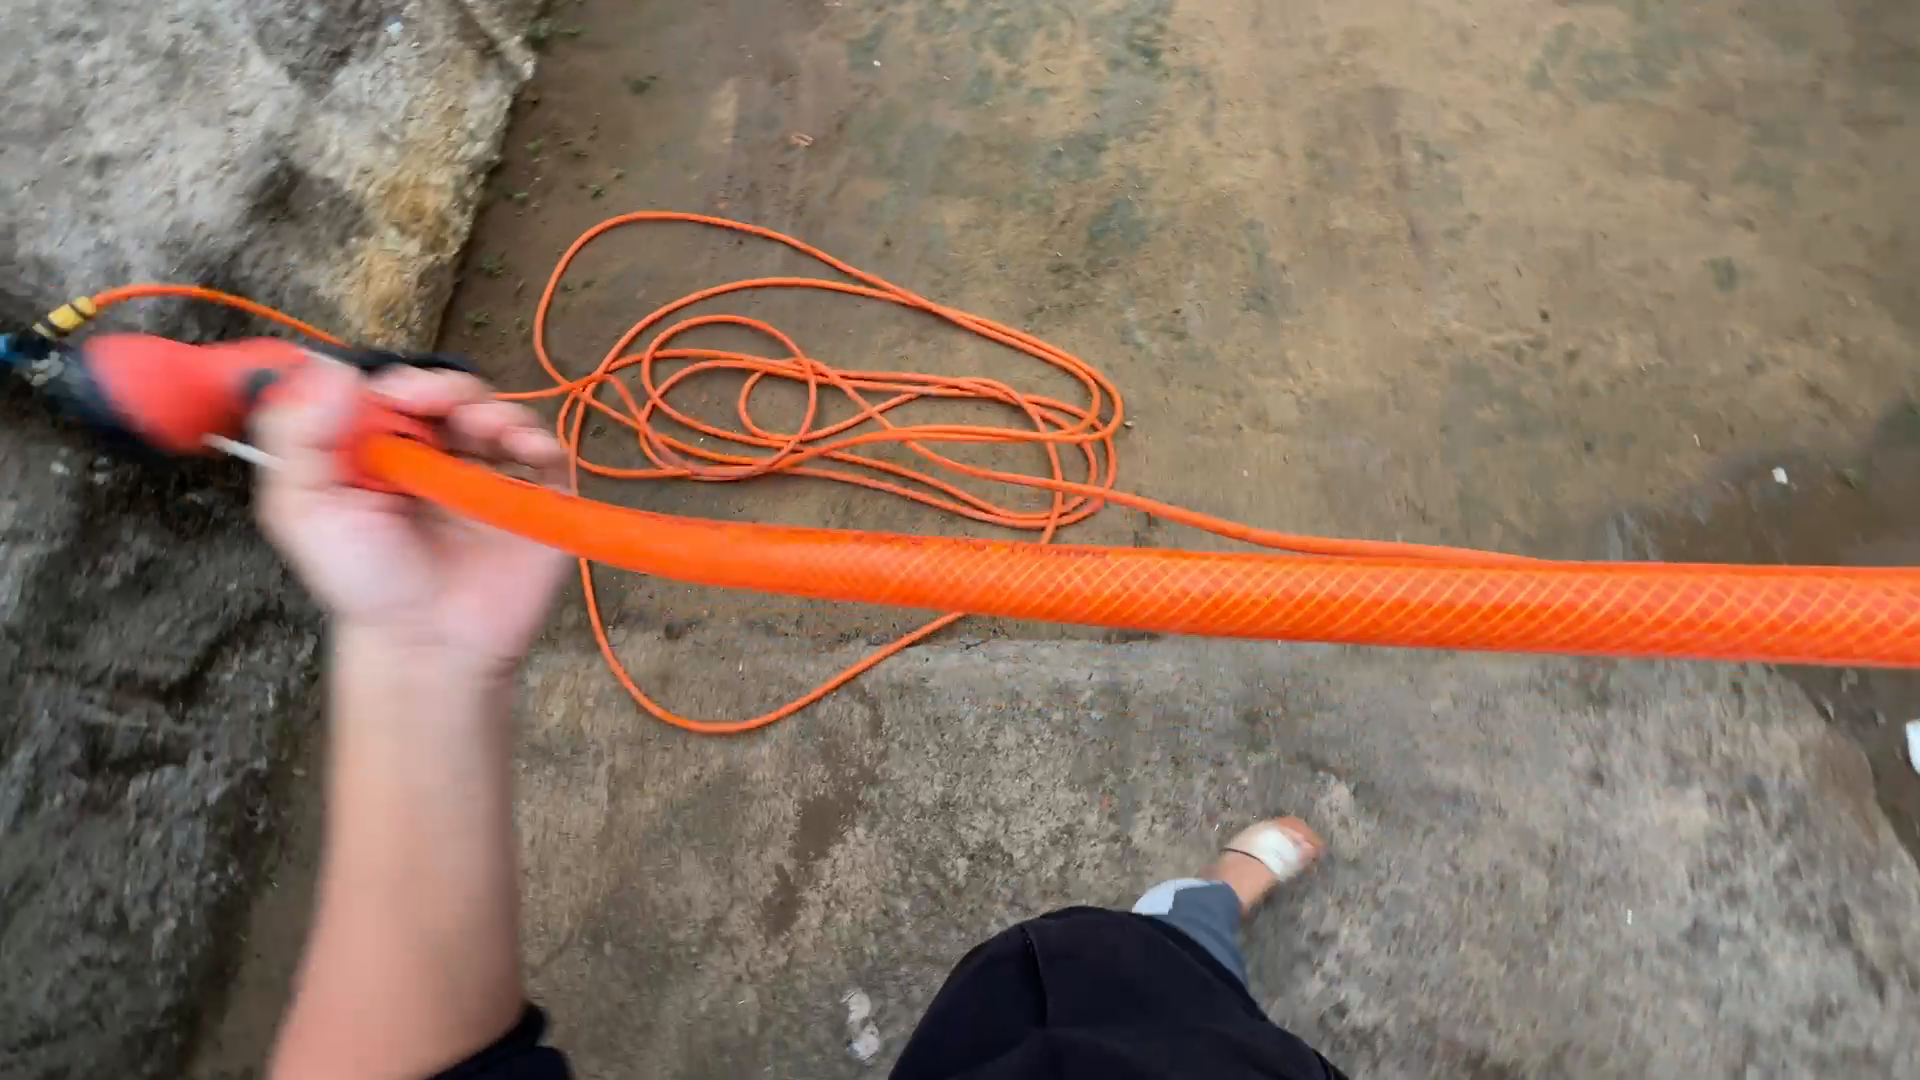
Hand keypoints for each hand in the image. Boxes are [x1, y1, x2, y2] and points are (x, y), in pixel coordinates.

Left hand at [254, 358, 568, 678]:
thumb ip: (301, 438)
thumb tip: (330, 366)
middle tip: (441, 404)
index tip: (397, 395)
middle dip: (452, 389)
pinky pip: (551, 458)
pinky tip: (526, 449)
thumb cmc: (366, 580)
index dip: (402, 383)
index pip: (400, 395)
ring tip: (488, 428)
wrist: (431, 639)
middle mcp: (447, 456)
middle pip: (459, 397)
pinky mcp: (541, 500)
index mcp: (388, 451)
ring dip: (499, 411)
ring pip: (508, 419)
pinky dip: (542, 442)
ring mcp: (497, 477)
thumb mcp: (305, 508)